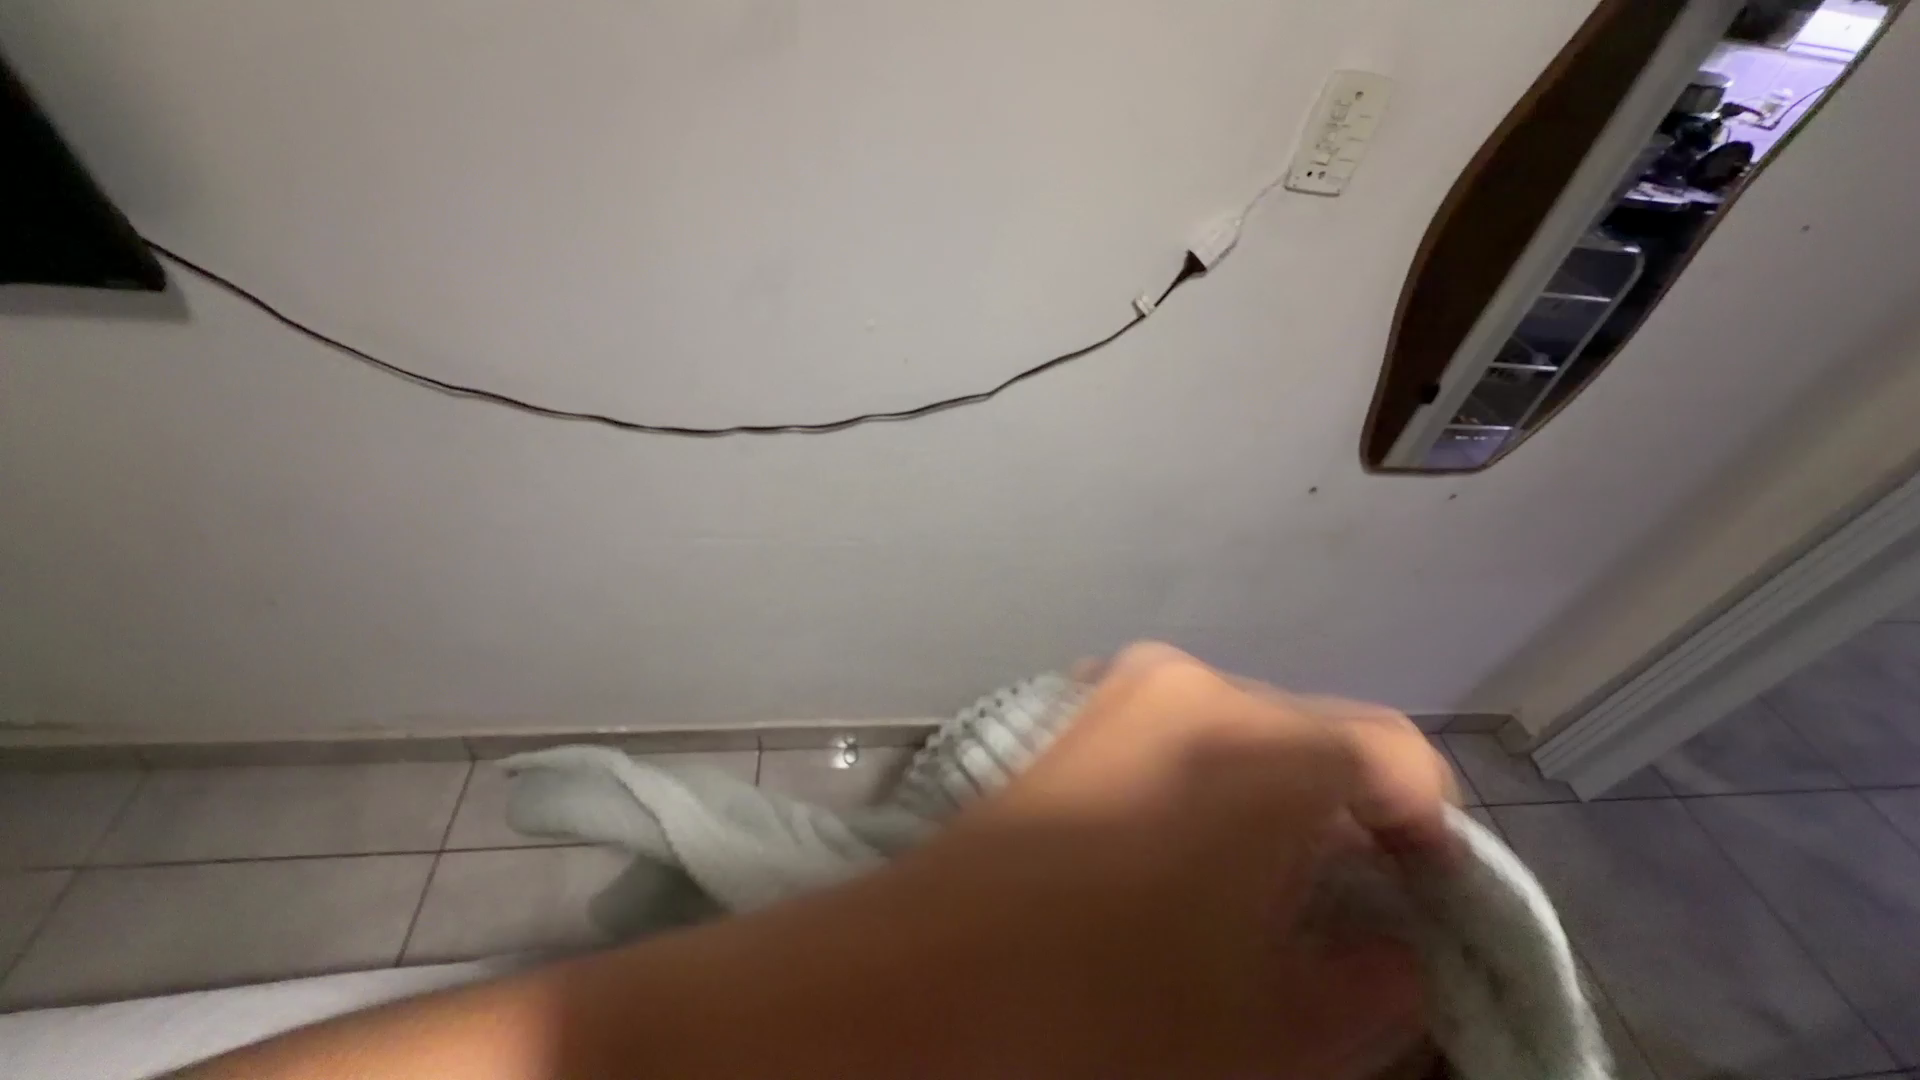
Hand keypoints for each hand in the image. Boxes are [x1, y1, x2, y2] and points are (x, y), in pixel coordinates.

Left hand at [888, 643, 1457, 1079]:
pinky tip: (1183, 855)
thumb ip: (1366, 987)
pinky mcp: (1070, 714)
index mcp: (1259, 741)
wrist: (921, 975)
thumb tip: (1396, 955)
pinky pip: (1172, 734)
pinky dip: (1204, 783)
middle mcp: (1190, 684)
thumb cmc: (1108, 1005)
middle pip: (1315, 736)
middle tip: (1350, 911)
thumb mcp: (1267, 1029)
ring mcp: (1118, 690)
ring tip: (1264, 888)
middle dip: (1350, 818)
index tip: (1430, 907)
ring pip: (1240, 732)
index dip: (1433, 834)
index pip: (1396, 756)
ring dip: (1274, 800)